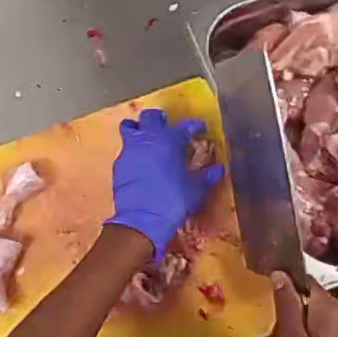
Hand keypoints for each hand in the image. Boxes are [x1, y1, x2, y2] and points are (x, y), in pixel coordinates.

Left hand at [104, 109, 224, 260]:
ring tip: (144, 136)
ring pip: (129, 127)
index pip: (185, 126)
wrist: (142, 219)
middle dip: (158, 118)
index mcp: (170, 141)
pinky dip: (132, 152)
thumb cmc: (173, 201)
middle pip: (150, 117)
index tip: (199, 129)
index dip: (194, 126)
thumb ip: (208, 177)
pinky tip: (137, 163)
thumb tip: (219, 170)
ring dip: (137, 128)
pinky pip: (124, 150)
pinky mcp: (118, 164)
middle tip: (164, 124)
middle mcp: (148, 139)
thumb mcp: (196, 190)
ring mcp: (130, 150)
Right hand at [271, 273, 337, 336]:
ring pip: (318, 311)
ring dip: (303, 321)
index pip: (301, 279)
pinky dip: (315, 331)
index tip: (267, 303)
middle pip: (310, 296)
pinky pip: (328, 323)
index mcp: (329, 305)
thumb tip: (279, 273)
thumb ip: (286, 306)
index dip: (283, 287)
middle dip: (293, 308)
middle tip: (277, 331)